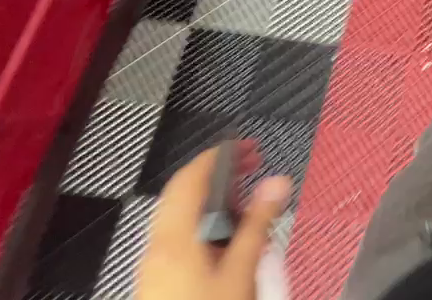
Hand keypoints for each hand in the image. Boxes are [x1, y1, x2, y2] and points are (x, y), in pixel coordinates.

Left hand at [135, 143, 291, 299]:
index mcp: (175, 237)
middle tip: (248, 165)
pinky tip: (226, 238)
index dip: (219, 154)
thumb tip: (277, 182)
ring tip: (243, 199)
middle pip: (181, 193)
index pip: (191, 177)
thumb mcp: (243, 269)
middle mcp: (158, 248)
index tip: (246, 146)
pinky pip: (177, 237)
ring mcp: (154, 268)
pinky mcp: (158, 284)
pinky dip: (202, 222)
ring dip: (209, 199)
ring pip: (178, 216)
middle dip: (216, 174)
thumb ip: (259, 221)